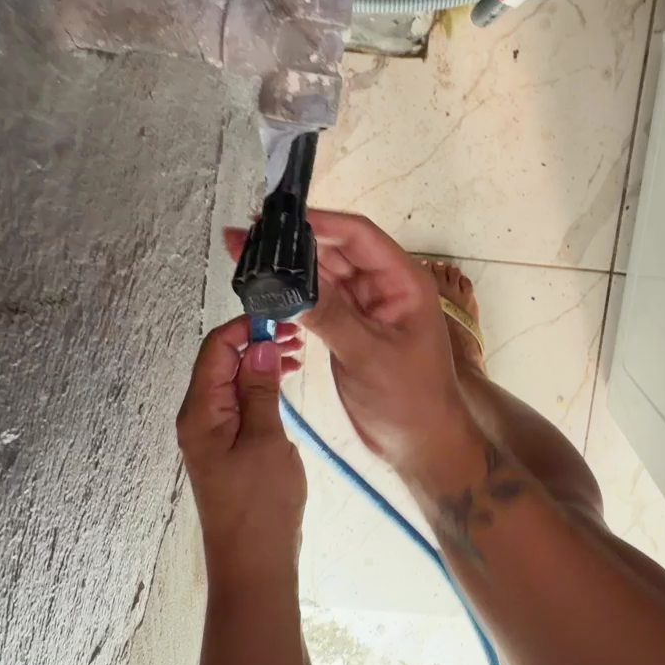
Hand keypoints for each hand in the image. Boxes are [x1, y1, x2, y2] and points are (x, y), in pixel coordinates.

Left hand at [175, 316, 306, 585]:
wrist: (253, 563)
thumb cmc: (260, 504)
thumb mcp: (266, 439)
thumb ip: (260, 390)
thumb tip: (259, 345)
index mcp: (200, 411)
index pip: (215, 349)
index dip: (246, 327)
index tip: (283, 319)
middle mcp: (199, 417)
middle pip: (222, 362)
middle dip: (256, 342)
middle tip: (298, 337)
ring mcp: (213, 433)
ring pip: (233, 381)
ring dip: (262, 363)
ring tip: (298, 355)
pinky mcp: (228, 446)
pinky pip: (240, 403)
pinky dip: (261, 387)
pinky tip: (285, 383)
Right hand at [225, 210, 478, 472]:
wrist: (420, 444)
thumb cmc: (409, 400)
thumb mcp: (368, 355)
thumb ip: (330, 315)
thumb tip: (288, 278)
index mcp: (403, 281)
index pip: (359, 236)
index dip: (320, 223)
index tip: (277, 220)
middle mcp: (384, 286)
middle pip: (336, 250)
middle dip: (294, 242)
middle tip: (246, 236)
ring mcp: (365, 307)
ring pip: (323, 275)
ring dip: (288, 266)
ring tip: (244, 254)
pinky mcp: (349, 327)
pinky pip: (318, 300)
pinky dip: (293, 293)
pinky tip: (264, 287)